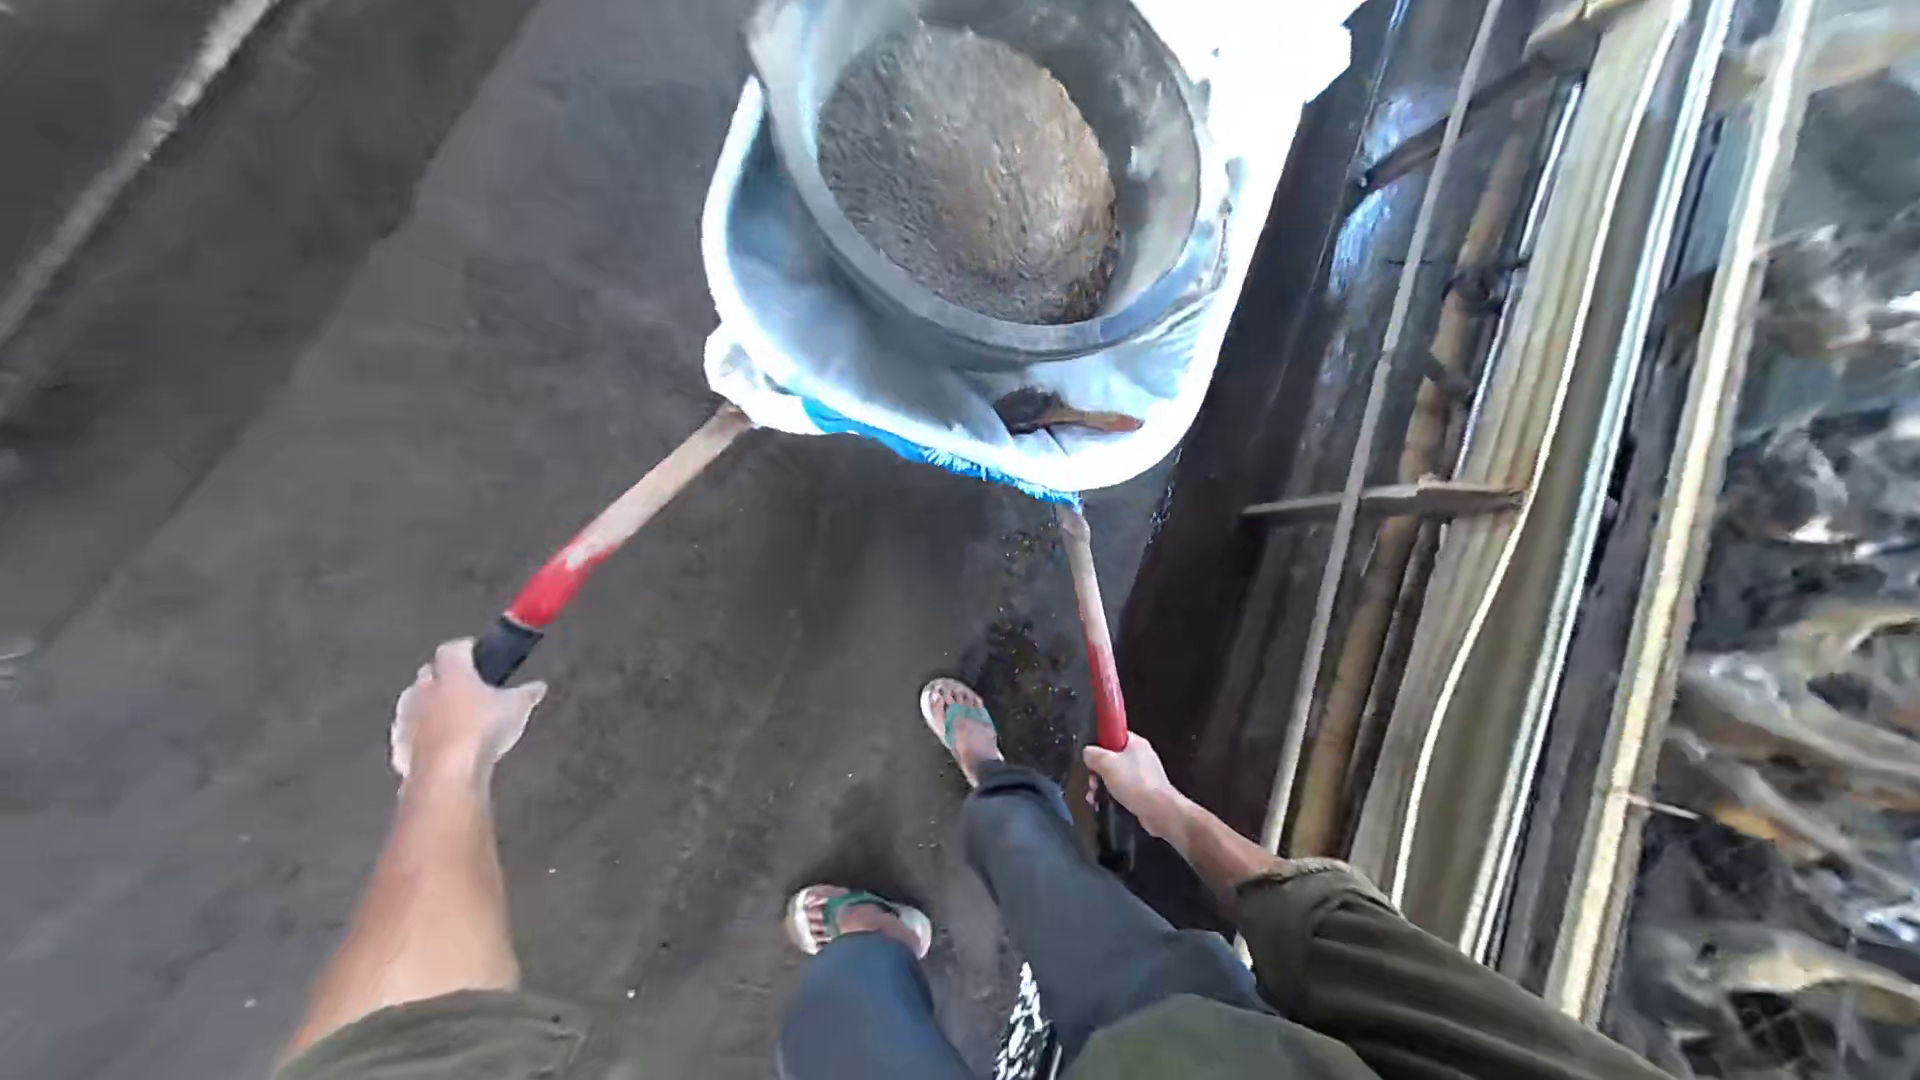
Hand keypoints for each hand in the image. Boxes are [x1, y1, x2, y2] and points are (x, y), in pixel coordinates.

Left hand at [391, 639, 546, 786]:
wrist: (448, 772)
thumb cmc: (484, 728)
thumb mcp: (518, 706)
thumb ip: (528, 692)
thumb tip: (539, 686)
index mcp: (452, 674)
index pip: (453, 648)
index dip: (466, 648)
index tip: (476, 652)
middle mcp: (423, 690)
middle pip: (429, 672)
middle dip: (445, 674)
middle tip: (467, 683)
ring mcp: (406, 718)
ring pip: (416, 701)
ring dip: (431, 703)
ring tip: (455, 714)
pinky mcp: (398, 744)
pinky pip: (410, 730)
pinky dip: (423, 731)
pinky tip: (441, 741)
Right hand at [1082, 734, 1192, 844]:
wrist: (1160, 812)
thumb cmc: (1135, 783)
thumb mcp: (1106, 763)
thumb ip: (1092, 754)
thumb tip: (1088, 753)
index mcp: (1136, 743)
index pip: (1114, 734)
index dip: (1101, 744)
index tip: (1093, 756)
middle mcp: (1141, 756)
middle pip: (1112, 758)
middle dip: (1098, 771)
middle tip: (1092, 780)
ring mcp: (1143, 775)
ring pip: (1115, 775)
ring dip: (1101, 785)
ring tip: (1094, 796)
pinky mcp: (1144, 792)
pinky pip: (1122, 789)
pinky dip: (1111, 795)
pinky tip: (1102, 804)